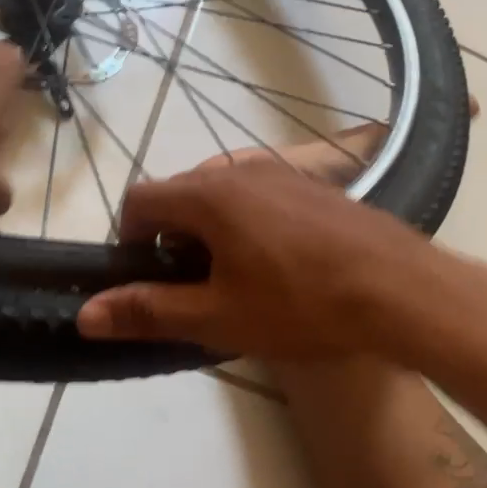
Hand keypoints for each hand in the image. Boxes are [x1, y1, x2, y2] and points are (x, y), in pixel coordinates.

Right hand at [76, 160, 436, 357]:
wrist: (401, 290)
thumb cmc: (301, 305)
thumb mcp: (218, 317)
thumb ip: (149, 311)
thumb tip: (85, 314)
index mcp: (209, 195)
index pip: (139, 199)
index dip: (127, 239)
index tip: (145, 279)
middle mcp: (242, 170)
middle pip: (181, 195)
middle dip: (172, 239)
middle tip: (192, 289)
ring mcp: (285, 173)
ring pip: (224, 196)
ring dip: (212, 233)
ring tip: (236, 281)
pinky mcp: (317, 188)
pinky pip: (262, 198)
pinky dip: (250, 226)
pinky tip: (279, 268)